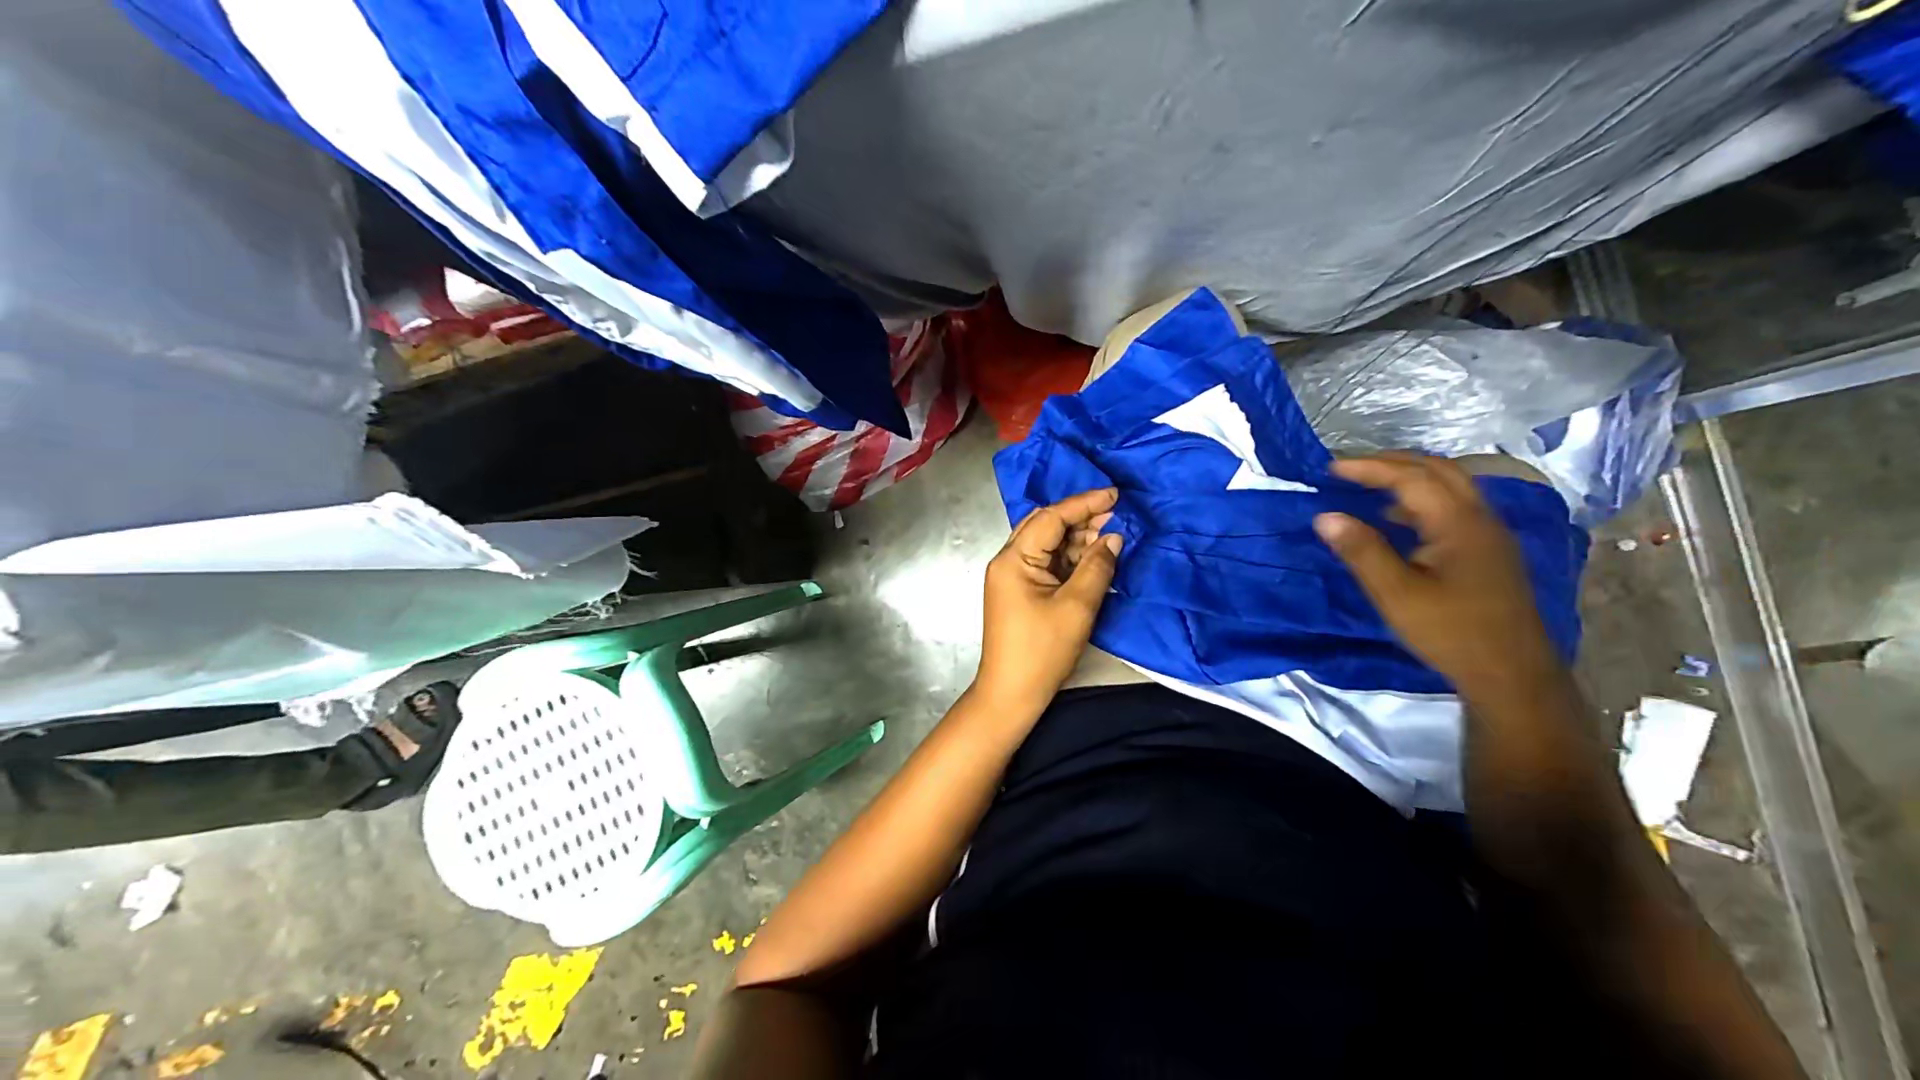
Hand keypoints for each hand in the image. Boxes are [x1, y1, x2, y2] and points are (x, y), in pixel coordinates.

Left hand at [976, 488, 1123, 708]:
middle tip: (1115, 515)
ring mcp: (1012, 577)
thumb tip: (1113, 538)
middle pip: (1045, 526)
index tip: (1114, 494)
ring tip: (1110, 535)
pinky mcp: (1020, 592)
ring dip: (1076, 538)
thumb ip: (1096, 566)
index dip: (1084, 503)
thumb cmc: (1042, 650)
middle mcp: (1008, 561)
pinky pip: (1046, 563)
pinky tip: (1093, 557)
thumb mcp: (1077, 607)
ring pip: (1047, 544)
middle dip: (1080, 518)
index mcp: (1013, 559)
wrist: (1012, 692)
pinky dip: (1070, 558)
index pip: (1050, 518)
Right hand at [1313, 453, 1558, 695]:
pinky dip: (1422, 500)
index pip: (1412, 477)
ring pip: (1451, 486)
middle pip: (1438, 470)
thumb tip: (1325, 516)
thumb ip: (1361, 550)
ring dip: (1409, 478)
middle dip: (1392, 462)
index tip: (1331, 468)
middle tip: (1351, 468)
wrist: (1512, 673)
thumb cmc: (1450, 632)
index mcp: (1458, 522)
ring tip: (1370, 487)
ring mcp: (1490, 534)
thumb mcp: (1396, 594)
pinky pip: (1454, 506)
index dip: (1370, 467)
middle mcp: (1481, 518)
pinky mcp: (1489, 551)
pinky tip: (1399, 520)